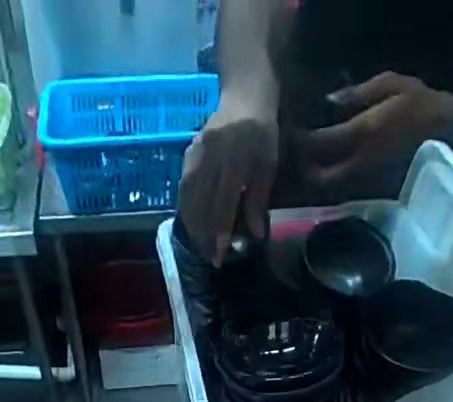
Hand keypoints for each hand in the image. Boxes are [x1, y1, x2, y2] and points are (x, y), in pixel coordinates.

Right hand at [178, 90, 278, 264]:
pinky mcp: (188, 153)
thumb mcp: (268, 164)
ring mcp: (197, 153)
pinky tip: (192, 223)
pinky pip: (184, 187)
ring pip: (188, 197)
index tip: (220, 254)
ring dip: (192, 225)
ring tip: (199, 244)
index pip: (223, 203)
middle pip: (201, 204)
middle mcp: (212, 156)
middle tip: (208, 256)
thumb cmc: (262, 132)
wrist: (244, 94)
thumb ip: (258, 199)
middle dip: (203, 234)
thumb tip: (255, 234)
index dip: (220, 231)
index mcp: (236, 157)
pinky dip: (187, 208)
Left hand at [299, 73, 452, 194]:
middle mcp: (357, 166)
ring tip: (312, 167)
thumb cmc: (428, 109)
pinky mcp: (370, 200)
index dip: (299, 140)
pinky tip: (331, 177)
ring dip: (314, 182)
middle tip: (300, 157)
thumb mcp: (398, 87)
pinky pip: (339, 198)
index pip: (315, 143)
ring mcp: (363, 187)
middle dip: (302, 168)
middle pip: (313, 177)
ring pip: (324, 191)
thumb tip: (328, 101)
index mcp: (362, 134)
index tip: (294, 133)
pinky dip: (330, 189)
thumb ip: (359, 93)